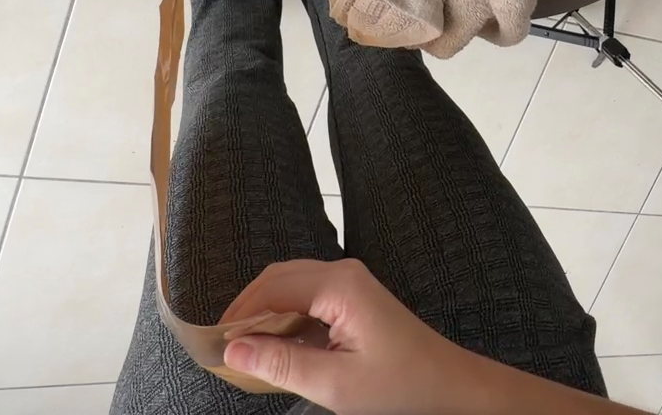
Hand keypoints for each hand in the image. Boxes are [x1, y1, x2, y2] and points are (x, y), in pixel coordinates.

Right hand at [218, 258, 487, 414]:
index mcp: (339, 285)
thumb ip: (282, 364)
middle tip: (223, 348)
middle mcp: (343, 273)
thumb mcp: (336, 385)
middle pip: (279, 277)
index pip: (273, 286)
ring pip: (291, 285)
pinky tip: (275, 347)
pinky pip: (308, 296)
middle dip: (248, 308)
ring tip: (244, 350)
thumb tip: (233, 348)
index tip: (212, 343)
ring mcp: (349, 282)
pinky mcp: (353, 297)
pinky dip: (285, 317)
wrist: (449, 387)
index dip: (239, 312)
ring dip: (266, 312)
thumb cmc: (400, 387)